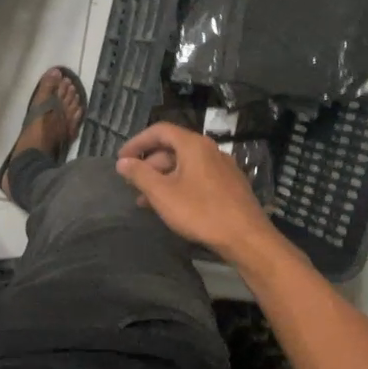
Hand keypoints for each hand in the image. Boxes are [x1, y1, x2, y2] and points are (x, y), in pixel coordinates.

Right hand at [117, 122, 277, 260]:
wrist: (246, 238)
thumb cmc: (200, 211)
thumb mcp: (161, 193)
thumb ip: (139, 174)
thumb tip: (122, 162)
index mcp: (194, 146)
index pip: (160, 131)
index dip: (137, 142)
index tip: (121, 159)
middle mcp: (210, 150)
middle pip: (172, 147)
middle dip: (148, 163)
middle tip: (132, 182)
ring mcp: (223, 167)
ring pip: (184, 164)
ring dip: (162, 177)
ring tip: (146, 199)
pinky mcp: (229, 184)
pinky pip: (197, 176)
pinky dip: (179, 184)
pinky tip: (171, 204)